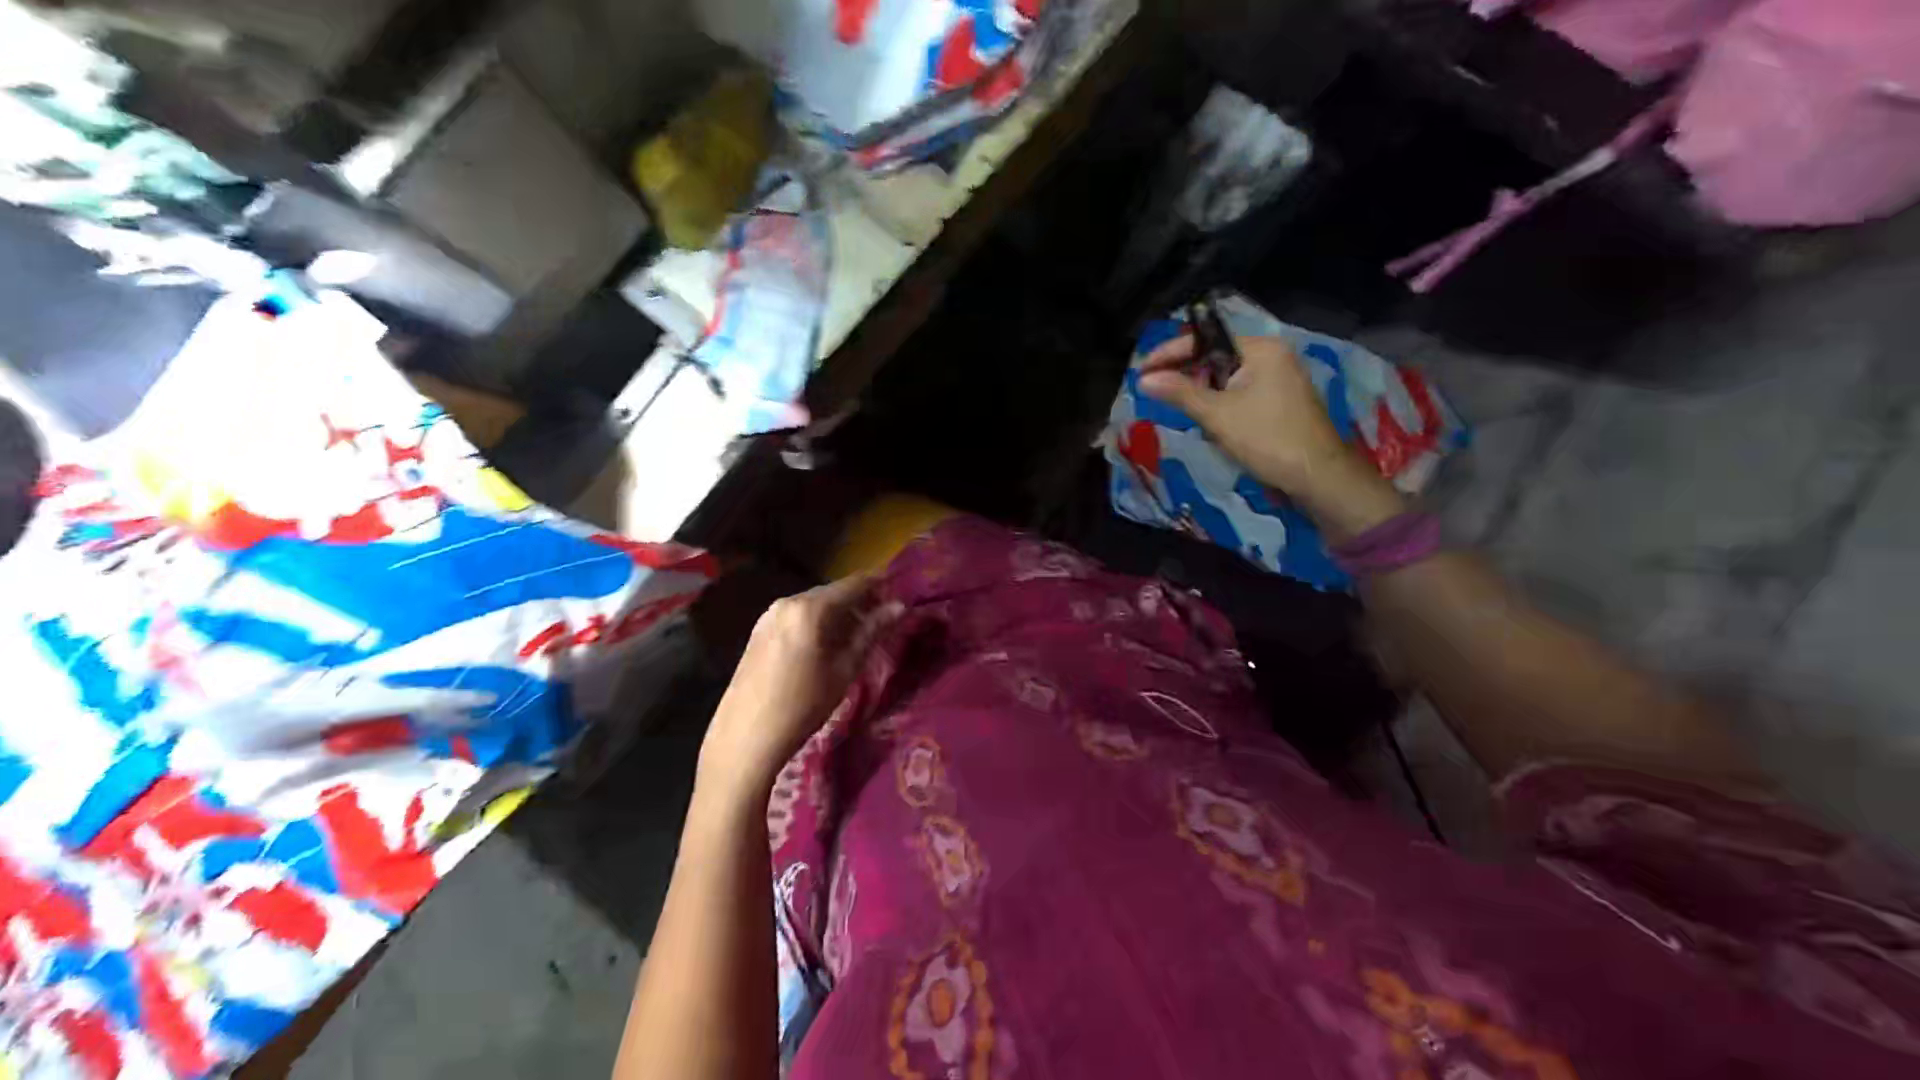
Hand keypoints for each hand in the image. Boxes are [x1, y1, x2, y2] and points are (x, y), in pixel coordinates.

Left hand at [698, 573, 899, 799]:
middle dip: (858, 601)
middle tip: (882, 618)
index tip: (898, 590)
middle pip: (831, 593)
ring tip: (857, 635)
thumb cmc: (804, 704)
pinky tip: (826, 645)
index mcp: (810, 608)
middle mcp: (787, 602)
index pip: (853, 584)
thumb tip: (899, 607)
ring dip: (837, 613)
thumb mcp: (845, 669)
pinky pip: (796, 617)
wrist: (747, 736)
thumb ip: (872, 632)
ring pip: (813, 605)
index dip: (878, 584)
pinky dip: (816, 623)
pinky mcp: (758, 632)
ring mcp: (768, 616)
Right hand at [1137, 333, 1405, 539]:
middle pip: (1216, 356)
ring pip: (1227, 377)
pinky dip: (1219, 403)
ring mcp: (1279, 379)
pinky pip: (1240, 393)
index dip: (1170, 353)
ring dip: (1201, 392)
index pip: (1205, 339)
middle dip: (1185, 374)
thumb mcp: (1218, 415)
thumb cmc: (1268, 439)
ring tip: (1174, 406)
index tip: (1141, 370)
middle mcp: (1272, 356)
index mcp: (1261, 349)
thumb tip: (1144, 379)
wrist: (1318, 477)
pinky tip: (1206, 421)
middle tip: (1154, 390)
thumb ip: (1180, 393)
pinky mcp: (1280, 402)